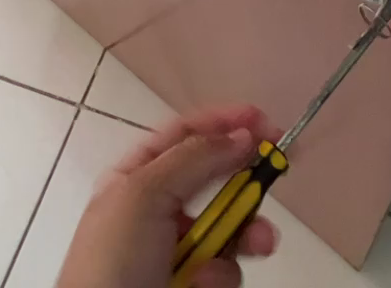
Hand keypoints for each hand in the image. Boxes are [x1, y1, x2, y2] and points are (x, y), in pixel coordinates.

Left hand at [56, 105, 281, 287]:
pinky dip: (221, 277)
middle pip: (216, 179)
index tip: (264, 120)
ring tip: (260, 244)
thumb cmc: (113, 259)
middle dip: (247, 179)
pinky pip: (224, 271)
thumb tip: (242, 134)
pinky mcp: (191, 285)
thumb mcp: (145, 195)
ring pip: (229, 227)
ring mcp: (176, 251)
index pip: (186, 133)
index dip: (224, 121)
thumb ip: (195, 158)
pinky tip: (201, 286)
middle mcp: (158, 208)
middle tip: (277, 172)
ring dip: (246, 233)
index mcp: (138, 175)